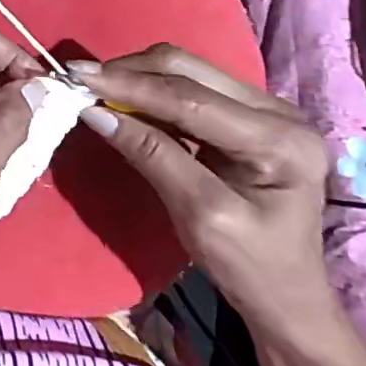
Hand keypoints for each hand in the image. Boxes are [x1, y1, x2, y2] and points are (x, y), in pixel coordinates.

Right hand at [66, 45, 333, 323]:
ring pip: (188, 71)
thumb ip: (152, 156)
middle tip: (81, 80)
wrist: (287, 295)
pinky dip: (152, 91)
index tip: (78, 77)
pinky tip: (125, 100)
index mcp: (279, 141)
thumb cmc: (250, 267)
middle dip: (130, 72)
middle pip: (190, 70)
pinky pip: (192, 87)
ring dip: (138, 77)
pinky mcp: (250, 114)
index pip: (190, 99)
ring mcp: (267, 108)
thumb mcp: (199, 216)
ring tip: (96, 88)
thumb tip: (95, 113)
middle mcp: (279, 112)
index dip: (130, 86)